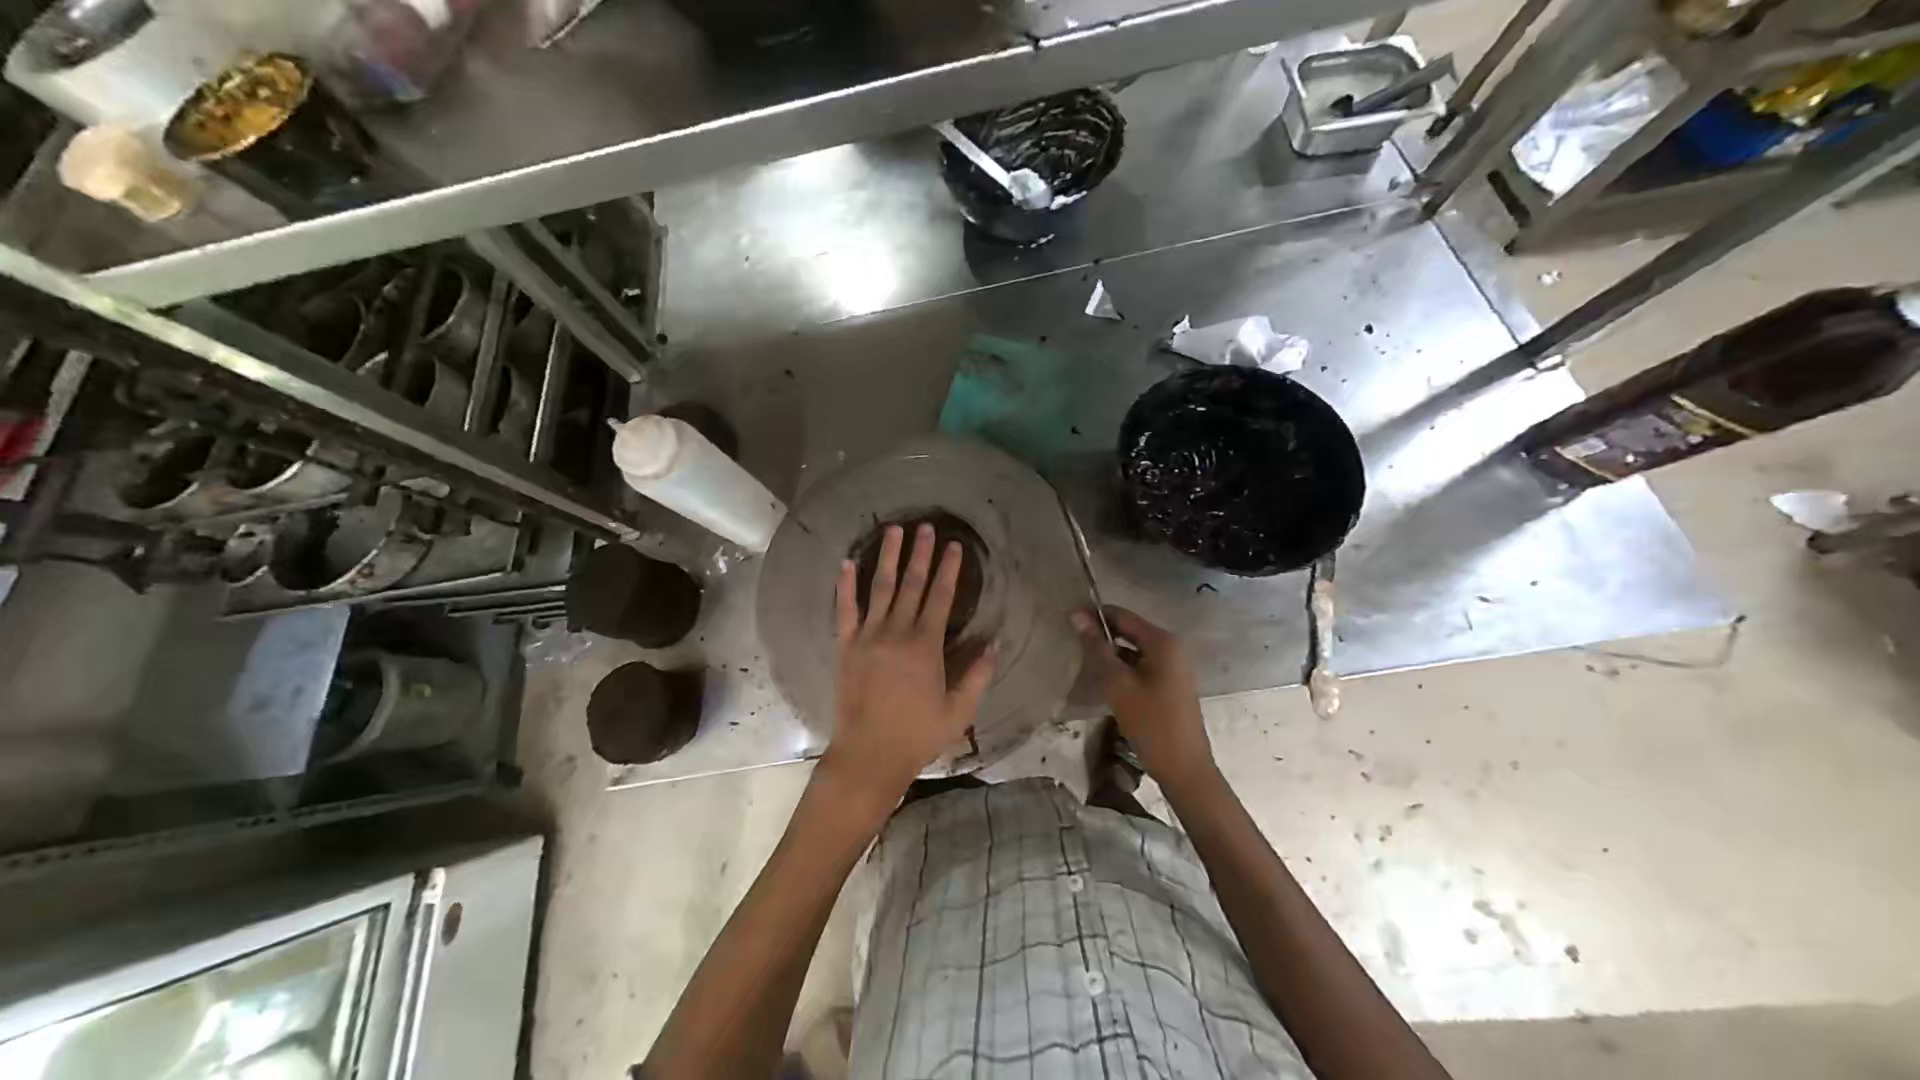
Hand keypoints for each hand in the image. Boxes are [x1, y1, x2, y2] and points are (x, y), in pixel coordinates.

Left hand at [824, 524, 996, 801]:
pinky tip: (846, 562)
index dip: (949, 570)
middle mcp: (897, 633)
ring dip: (887, 557)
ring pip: (879, 588)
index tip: (954, 546)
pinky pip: (845, 609)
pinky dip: (845, 585)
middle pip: (911, 584)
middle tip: (925, 526)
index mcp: (926, 646)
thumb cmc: (917, 735)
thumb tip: (994, 644)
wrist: (869, 754)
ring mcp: (868, 636)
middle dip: (921, 554)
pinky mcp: (846, 646)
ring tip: (893, 530)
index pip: (941, 597)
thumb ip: (978, 676)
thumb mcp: (959, 711)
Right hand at [1072, 606, 1214, 786]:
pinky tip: (1102, 682)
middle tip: (1070, 643)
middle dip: (1101, 635)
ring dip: (1110, 654)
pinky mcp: (1170, 685)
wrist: (1184, 769)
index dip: (1094, 615)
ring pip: (1134, 650)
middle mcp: (1171, 648)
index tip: (1066, 621)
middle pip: (1129, 631)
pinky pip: (1141, 666)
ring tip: (1080, 661)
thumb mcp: (1119, 685)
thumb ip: (1097, 649)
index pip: (1122, 615)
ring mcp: (1173, 668)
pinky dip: (1122, 669)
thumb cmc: (1151, 724)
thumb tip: (1076, 615)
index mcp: (1162, 642)